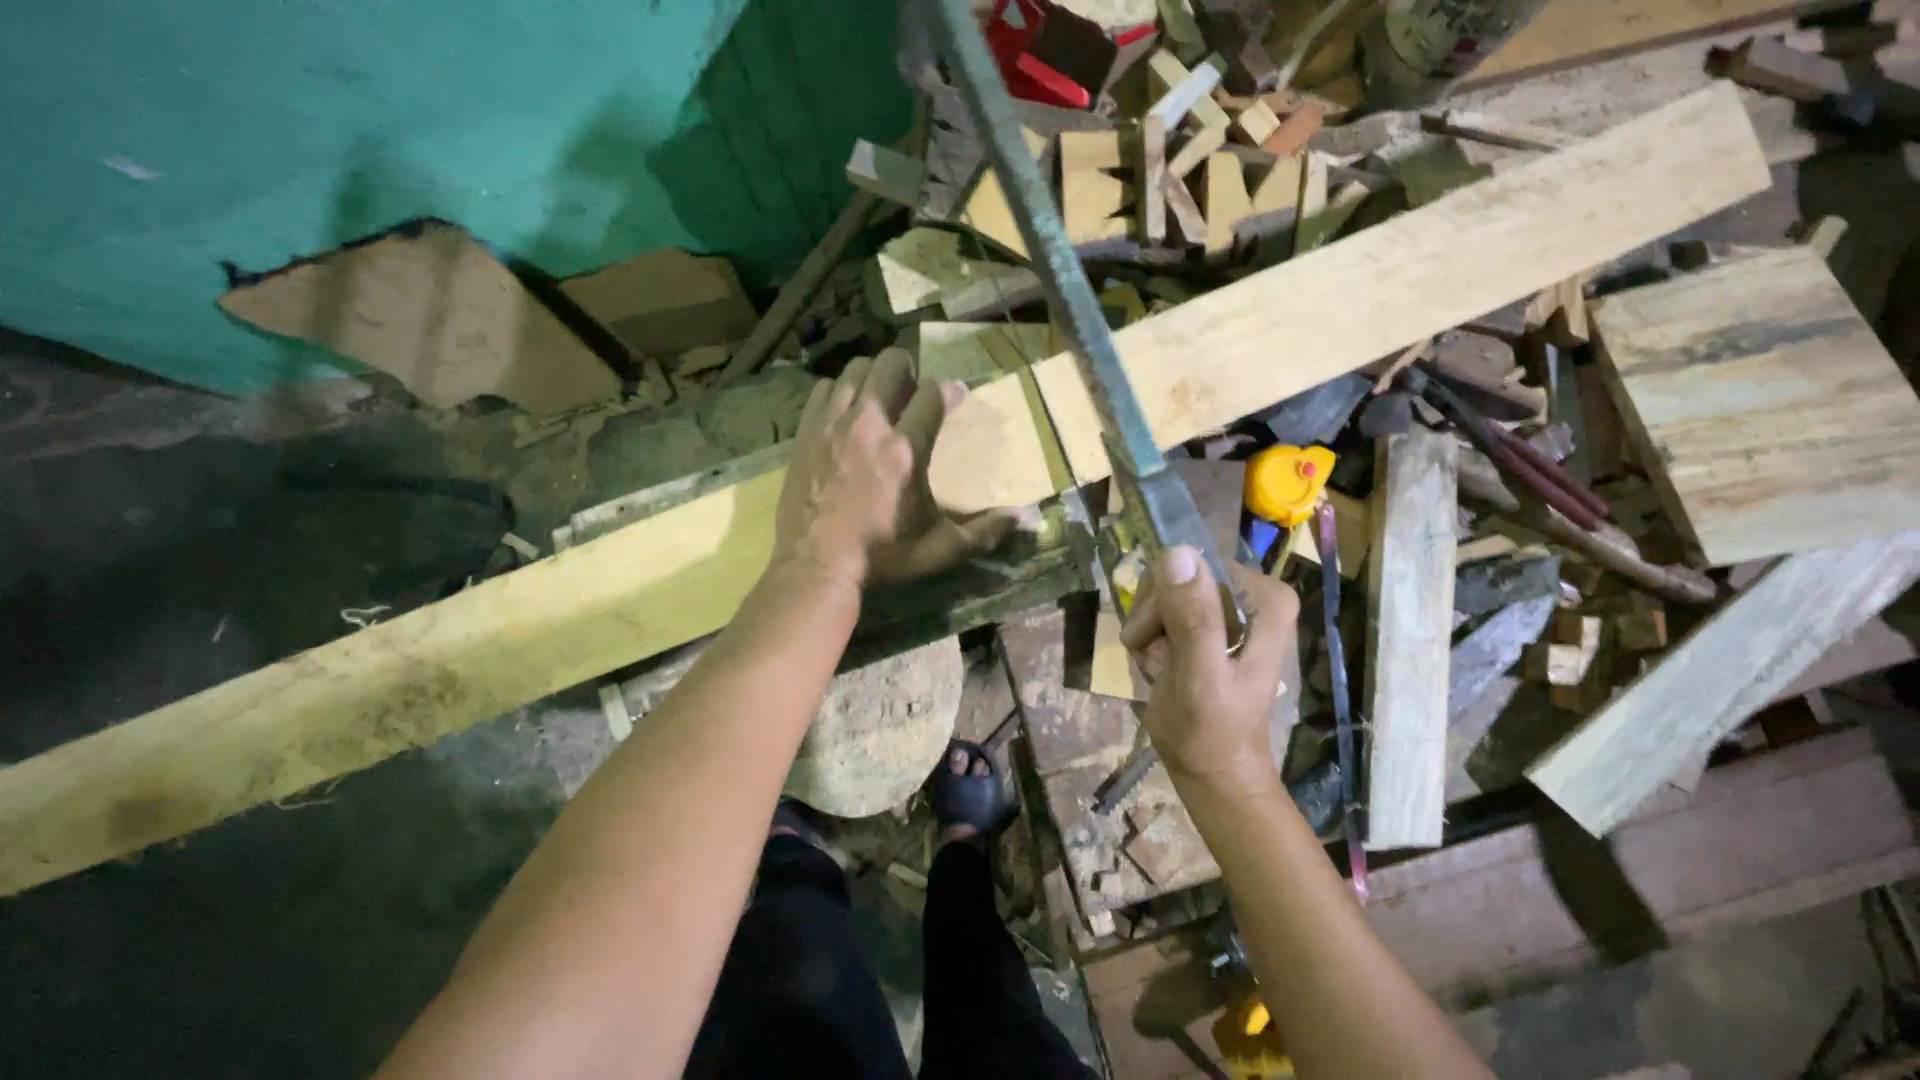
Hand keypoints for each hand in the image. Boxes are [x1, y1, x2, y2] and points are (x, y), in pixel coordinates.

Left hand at [772, 348, 1013, 588]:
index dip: (949, 390)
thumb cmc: (882, 557)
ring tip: (878, 399)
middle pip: (891, 363)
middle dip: (908, 371)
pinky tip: (845, 413)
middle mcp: (870, 426)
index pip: (933, 392)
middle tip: (911, 394)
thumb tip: (1023, 517)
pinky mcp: (806, 431)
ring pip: (855, 369)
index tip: (954, 399)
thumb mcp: (939, 549)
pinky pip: (825, 388)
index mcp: (906, 450)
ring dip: (873, 377)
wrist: (816, 565)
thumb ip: (983, 531)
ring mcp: (832, 424)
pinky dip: (839, 392)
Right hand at [1120, 547, 1299, 796]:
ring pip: (1162, 593)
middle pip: (1175, 577)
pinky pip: (1162, 610)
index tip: (1163, 645)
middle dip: (1155, 620)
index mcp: (1266, 599)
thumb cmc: (1210, 731)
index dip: (1165, 605)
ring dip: (1150, 633)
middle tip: (1160, 661)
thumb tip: (1176, 553)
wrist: (1211, 769)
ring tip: (1162, 668)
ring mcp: (1230, 607)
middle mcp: (1252, 594)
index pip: (1192, 568)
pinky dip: (1153, 641)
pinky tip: (1163, 668)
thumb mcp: (1200, 676)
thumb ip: (1193, 618)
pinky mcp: (1210, 621)